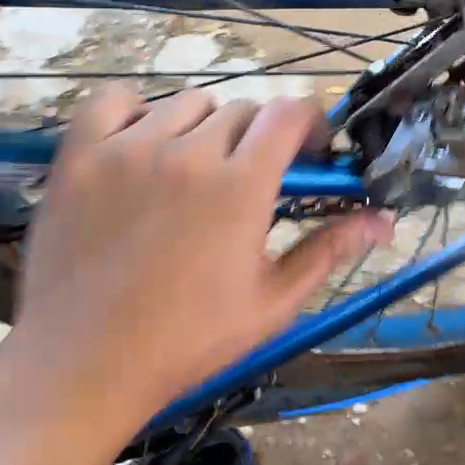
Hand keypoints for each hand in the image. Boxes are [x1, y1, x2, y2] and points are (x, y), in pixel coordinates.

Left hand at [5, 88, 393, 433]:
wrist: (82, 365)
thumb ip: (329, 250)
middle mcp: (187, 152)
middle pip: (241, 110)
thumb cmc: (187, 340)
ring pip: (185, 104)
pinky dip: (135, 112)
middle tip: (251, 178)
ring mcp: (126, 148)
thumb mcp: (272, 302)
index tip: (310, 150)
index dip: (309, 122)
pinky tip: (140, 144)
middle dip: (259, 136)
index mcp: (240, 186)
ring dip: (203, 127)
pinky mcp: (79, 155)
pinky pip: (115, 99)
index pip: (289, 113)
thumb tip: (385, 221)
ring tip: (194, 170)